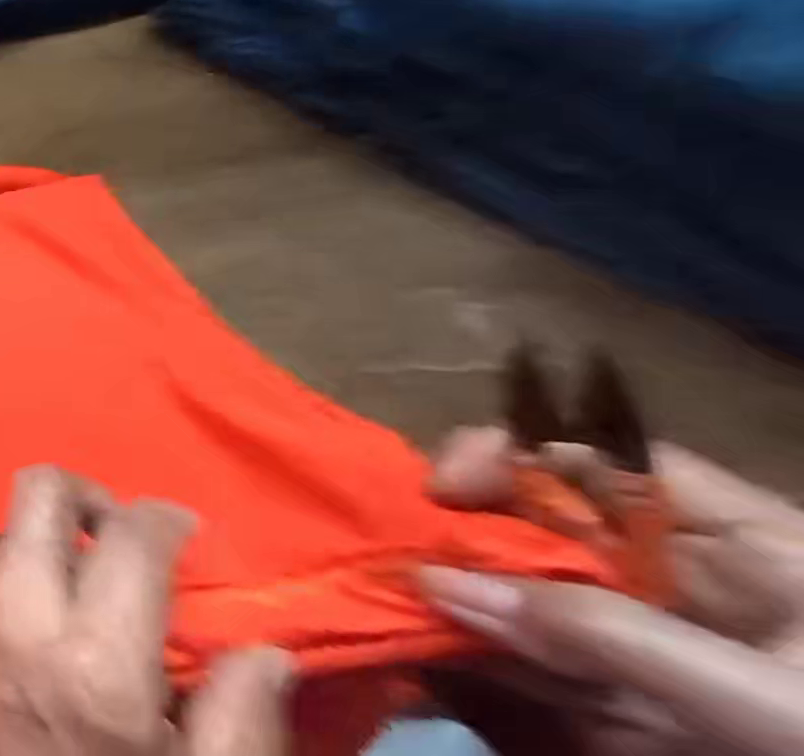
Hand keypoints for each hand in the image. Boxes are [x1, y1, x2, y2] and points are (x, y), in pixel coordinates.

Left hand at [0, 465, 293, 755]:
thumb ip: (241, 724)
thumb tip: (263, 651)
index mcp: (93, 662)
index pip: (133, 534)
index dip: (169, 520)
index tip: (187, 535)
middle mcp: (16, 612)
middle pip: (42, 488)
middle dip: (91, 497)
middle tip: (124, 540)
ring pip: (10, 525)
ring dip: (51, 541)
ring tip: (83, 597)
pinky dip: (16, 573)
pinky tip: (36, 629)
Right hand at [421, 426, 803, 754]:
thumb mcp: (765, 701)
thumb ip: (602, 632)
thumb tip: (437, 581)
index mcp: (728, 541)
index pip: (591, 458)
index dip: (506, 454)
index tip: (442, 487)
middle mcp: (667, 574)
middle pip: (534, 519)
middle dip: (460, 532)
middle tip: (397, 555)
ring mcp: (637, 638)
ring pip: (514, 588)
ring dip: (451, 597)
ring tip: (390, 607)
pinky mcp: (613, 696)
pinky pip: (525, 659)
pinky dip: (470, 659)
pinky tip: (426, 663)